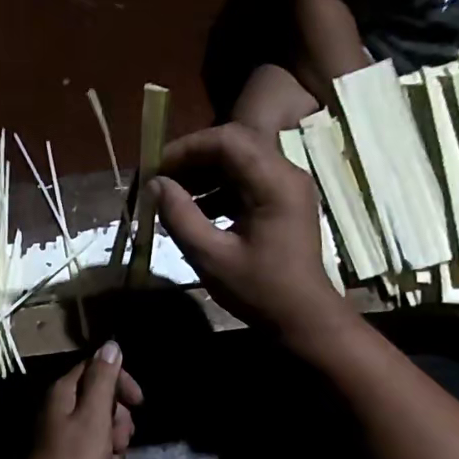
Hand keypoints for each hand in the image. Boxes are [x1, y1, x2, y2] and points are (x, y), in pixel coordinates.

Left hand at [16, 341, 142, 458]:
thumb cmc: (74, 458)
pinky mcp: (68, 450)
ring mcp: (65, 428)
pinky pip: (95, 445)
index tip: (138, 403)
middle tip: (121, 442)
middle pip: (103, 399)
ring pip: (103, 425)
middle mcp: (63, 404)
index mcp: (65, 390)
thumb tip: (110, 344)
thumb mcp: (94, 416)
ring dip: (114, 445)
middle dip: (119, 422)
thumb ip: (103, 380)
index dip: (122, 383)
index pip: (98, 368)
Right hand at [151, 123, 350, 336]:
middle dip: (192, 158)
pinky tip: (194, 211)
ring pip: (239, 162)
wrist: (304, 319)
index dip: (187, 147)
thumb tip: (155, 185)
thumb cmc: (260, 291)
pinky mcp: (283, 202)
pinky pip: (246, 181)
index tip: (156, 167)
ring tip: (171, 196)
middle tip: (159, 180)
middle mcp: (286, 174)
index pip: (227, 139)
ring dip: (203, 174)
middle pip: (234, 145)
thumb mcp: (212, 257)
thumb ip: (180, 217)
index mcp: (274, 182)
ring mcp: (287, 187)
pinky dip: (218, 189)